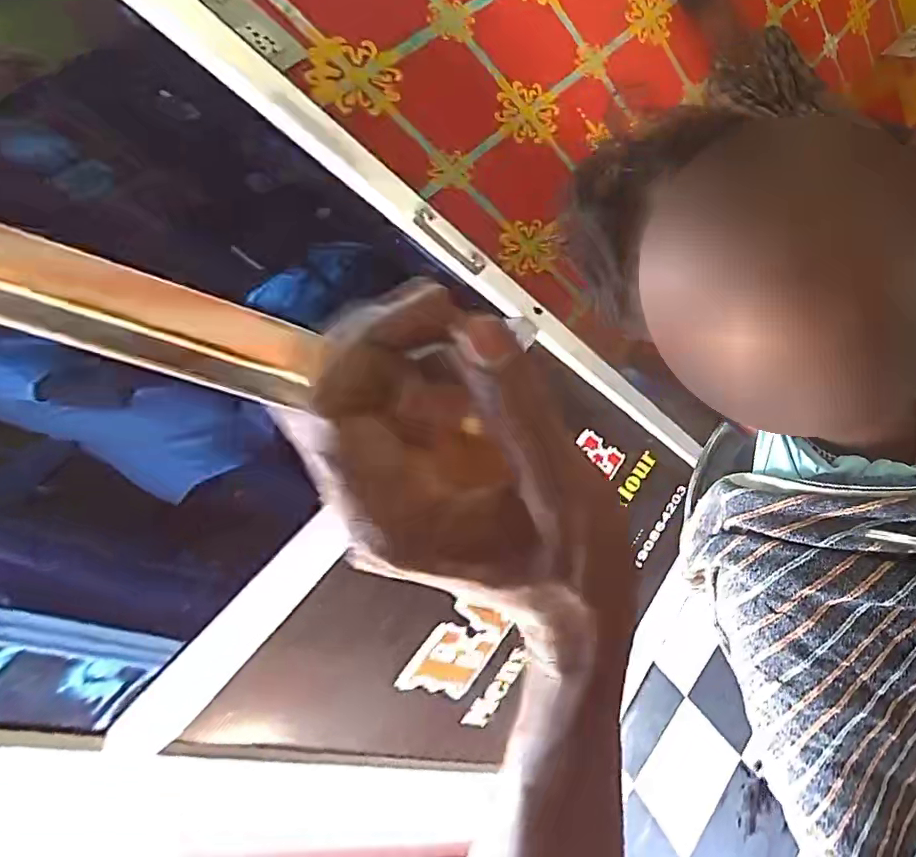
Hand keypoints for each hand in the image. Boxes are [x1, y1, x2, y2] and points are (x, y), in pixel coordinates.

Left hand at [277, 281, 632, 675]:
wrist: (580, 611)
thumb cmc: (576, 564)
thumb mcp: (561, 485)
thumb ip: (519, 408)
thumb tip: (480, 327)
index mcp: (389, 512)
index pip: (335, 408)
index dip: (374, 341)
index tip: (443, 304)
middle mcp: (369, 498)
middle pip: (344, 392)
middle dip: (399, 340)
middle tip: (469, 315)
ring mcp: (391, 485)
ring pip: (377, 392)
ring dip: (427, 354)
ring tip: (497, 347)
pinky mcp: (419, 473)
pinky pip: (412, 405)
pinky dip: (448, 376)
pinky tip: (497, 380)